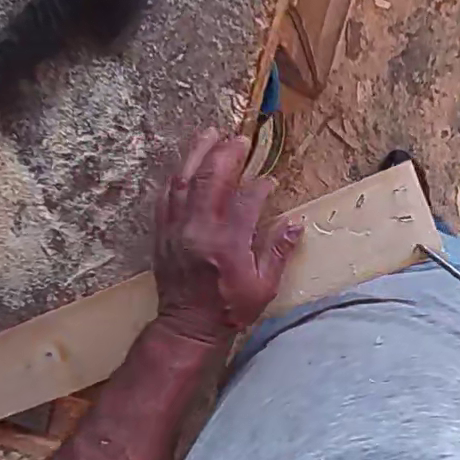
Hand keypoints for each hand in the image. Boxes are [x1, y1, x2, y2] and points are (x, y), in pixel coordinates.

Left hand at [152, 129, 302, 346]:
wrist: (188, 326)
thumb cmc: (228, 309)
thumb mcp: (263, 287)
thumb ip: (278, 252)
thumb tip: (296, 224)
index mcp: (227, 245)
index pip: (246, 201)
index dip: (260, 187)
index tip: (269, 182)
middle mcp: (199, 231)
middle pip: (211, 179)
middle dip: (227, 154)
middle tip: (239, 139)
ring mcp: (176, 230)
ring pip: (184, 181)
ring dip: (197, 154)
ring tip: (210, 134)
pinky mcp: (163, 233)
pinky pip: (166, 196)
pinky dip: (177, 177)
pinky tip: (186, 165)